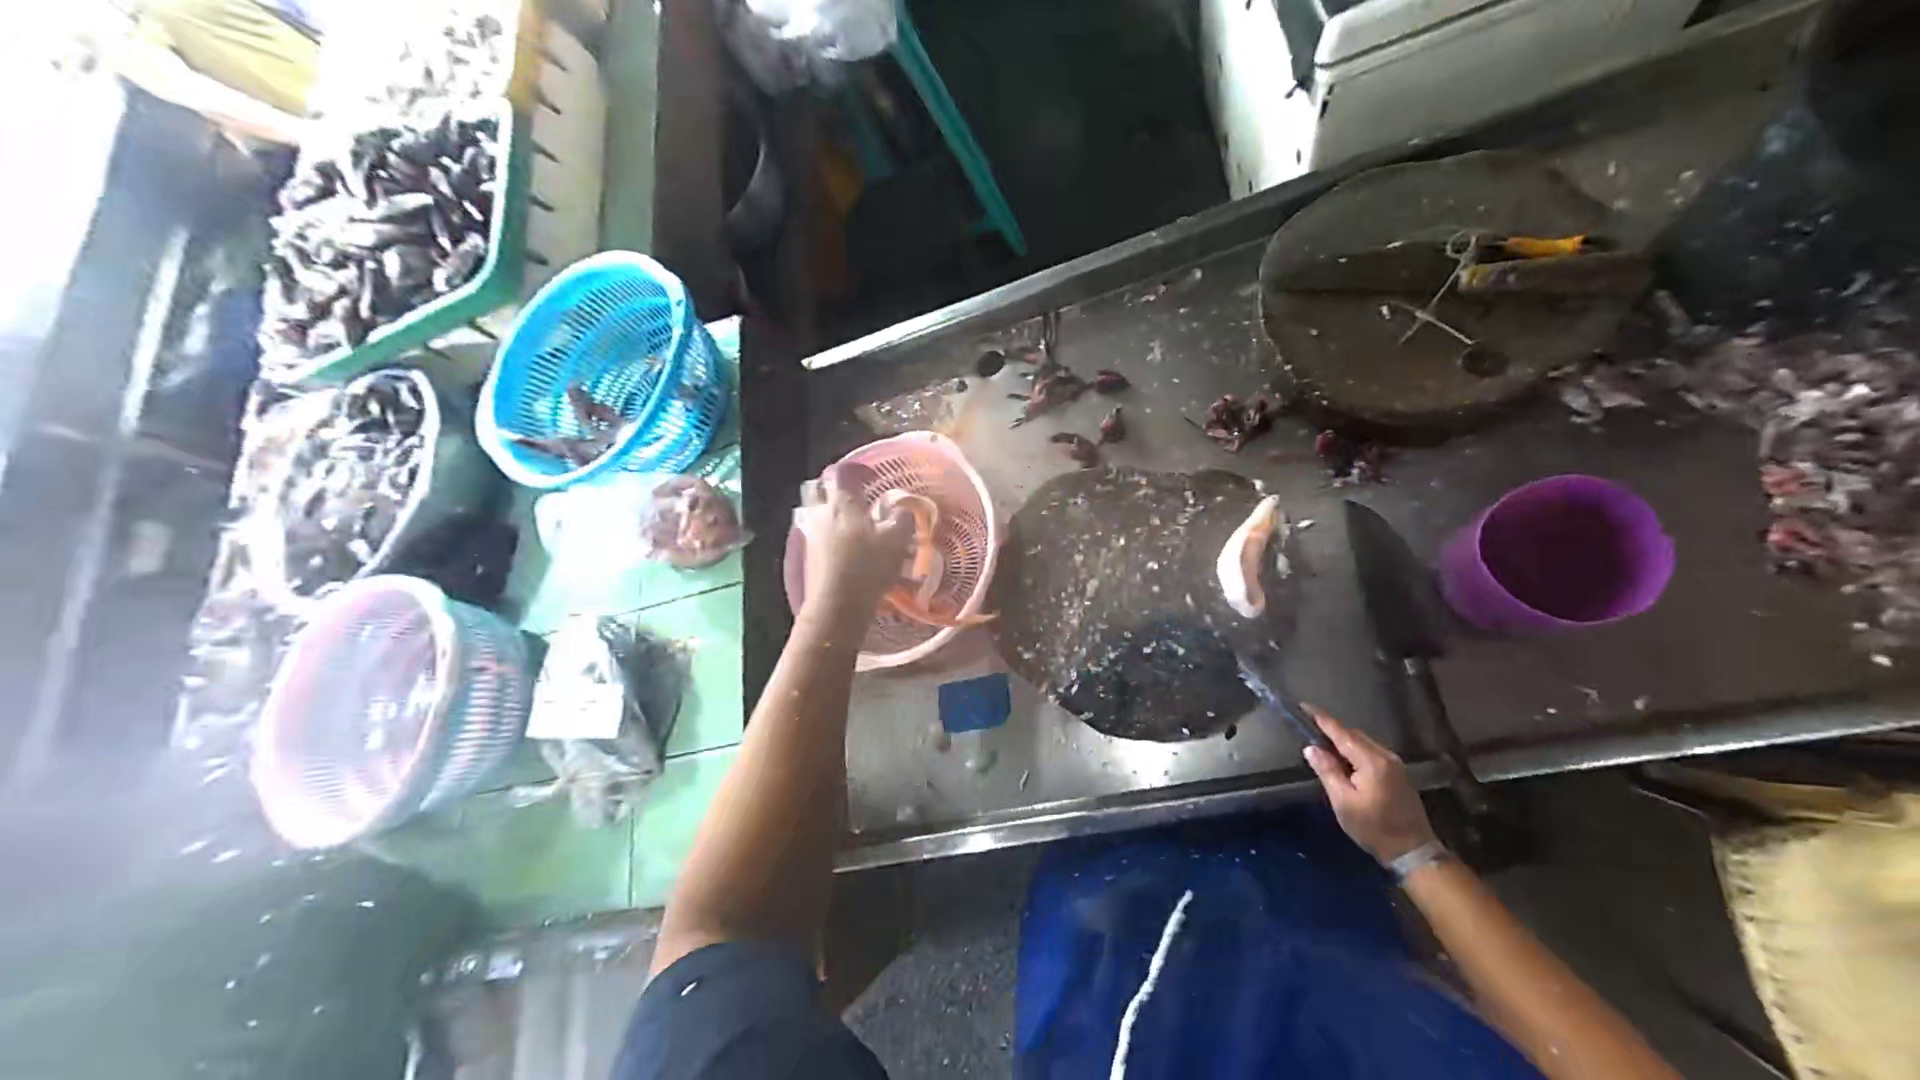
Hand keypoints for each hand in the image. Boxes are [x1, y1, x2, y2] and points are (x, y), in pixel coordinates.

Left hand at [799, 464, 912, 624]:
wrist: (838, 605)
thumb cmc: (868, 566)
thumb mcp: (897, 539)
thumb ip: (902, 517)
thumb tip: (902, 507)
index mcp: (842, 502)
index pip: (843, 472)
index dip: (858, 469)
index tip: (871, 476)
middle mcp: (821, 513)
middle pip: (819, 487)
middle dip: (835, 487)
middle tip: (855, 495)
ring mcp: (811, 534)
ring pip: (816, 510)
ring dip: (831, 510)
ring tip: (853, 523)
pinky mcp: (809, 554)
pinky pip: (817, 532)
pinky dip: (829, 532)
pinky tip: (846, 546)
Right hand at [1303, 707, 1437, 865]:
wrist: (1413, 851)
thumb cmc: (1374, 828)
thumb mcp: (1343, 801)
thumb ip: (1327, 771)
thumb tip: (1311, 748)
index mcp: (1372, 761)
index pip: (1341, 733)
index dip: (1321, 718)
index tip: (1303, 706)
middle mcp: (1386, 756)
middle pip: (1353, 735)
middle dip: (1331, 729)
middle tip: (1308, 728)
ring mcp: (1395, 764)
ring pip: (1363, 743)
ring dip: (1343, 741)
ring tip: (1322, 744)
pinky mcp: (1398, 773)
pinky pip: (1371, 752)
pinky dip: (1354, 750)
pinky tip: (1344, 760)